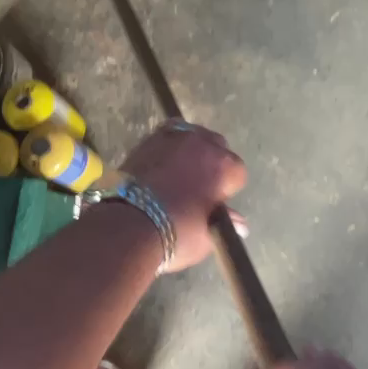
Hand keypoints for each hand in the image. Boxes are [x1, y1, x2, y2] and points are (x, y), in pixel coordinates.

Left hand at [118, 121, 247, 272]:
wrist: (126, 225)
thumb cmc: (175, 233)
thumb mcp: (206, 236)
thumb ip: (226, 223)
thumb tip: (241, 224)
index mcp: (223, 166)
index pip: (238, 172)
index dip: (227, 189)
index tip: (216, 203)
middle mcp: (204, 144)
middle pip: (218, 148)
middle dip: (213, 165)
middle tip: (198, 189)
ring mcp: (177, 137)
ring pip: (195, 136)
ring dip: (193, 151)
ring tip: (180, 173)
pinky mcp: (151, 138)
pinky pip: (170, 132)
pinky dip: (172, 144)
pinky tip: (165, 159)